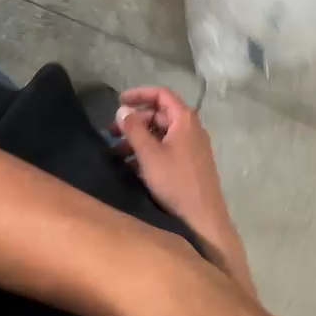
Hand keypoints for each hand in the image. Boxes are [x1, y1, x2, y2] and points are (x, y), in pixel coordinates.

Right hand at [116, 86, 256, 300]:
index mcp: (184, 119)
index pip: (161, 94)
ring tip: (115, 152)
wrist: (203, 221)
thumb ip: (134, 129)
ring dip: (138, 139)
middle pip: (159, 115)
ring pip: (160, 134)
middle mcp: (190, 128)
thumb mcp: (150, 155)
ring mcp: (192, 147)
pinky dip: (148, 152)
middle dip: (134, 121)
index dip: (139, 94)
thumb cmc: (176, 182)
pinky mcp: (190, 164)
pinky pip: (166, 149)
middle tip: (111, 132)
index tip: (119, 101)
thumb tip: (121, 109)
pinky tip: (131, 166)